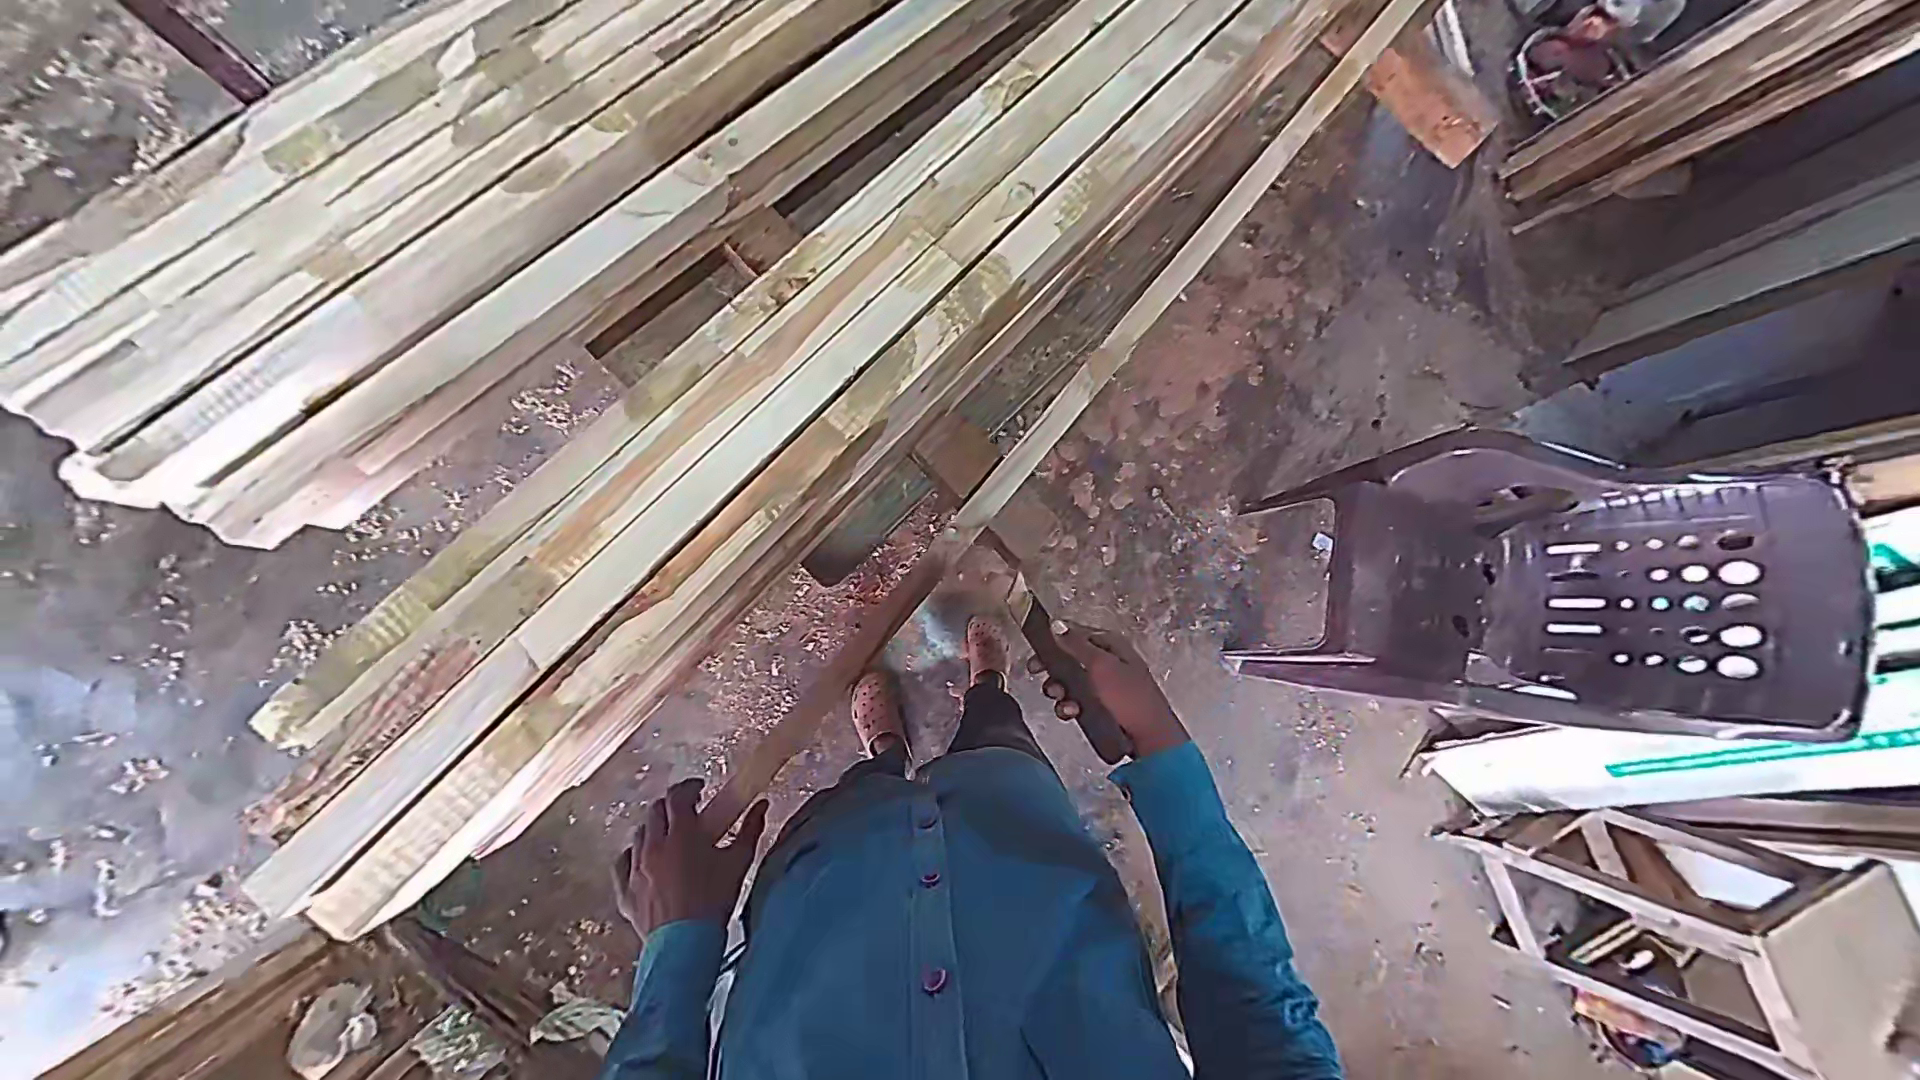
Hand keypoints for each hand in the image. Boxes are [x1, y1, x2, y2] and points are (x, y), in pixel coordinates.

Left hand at [613, 778, 769, 939]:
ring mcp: (635, 869)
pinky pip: (622, 863)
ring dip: (654, 827)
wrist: (685, 946)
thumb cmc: (715, 901)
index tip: (700, 790)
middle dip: (671, 805)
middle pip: (656, 811)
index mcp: (682, 835)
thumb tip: (762, 805)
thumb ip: (750, 829)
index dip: (688, 788)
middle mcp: (654, 847)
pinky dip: (633, 853)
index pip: (678, 797)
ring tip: (670, 834)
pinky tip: (644, 857)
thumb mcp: (739, 862)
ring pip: (639, 834)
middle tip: (688, 810)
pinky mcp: (625, 892)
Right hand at [1031, 622, 1189, 758]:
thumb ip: (1075, 644)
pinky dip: (1072, 706)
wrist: (1149, 738)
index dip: (1055, 641)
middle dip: (1055, 671)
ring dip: (1062, 691)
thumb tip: (1056, 624)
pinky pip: (1080, 700)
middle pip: (1071, 658)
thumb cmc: (1129, 698)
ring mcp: (1108, 684)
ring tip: (1062, 700)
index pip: (1076, 633)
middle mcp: (1110, 660)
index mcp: (1111, 645)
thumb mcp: (1100, 666)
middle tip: (1040, 676)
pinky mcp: (1105, 705)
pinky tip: (1072, 713)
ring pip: (1073, 682)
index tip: (1037, 651)